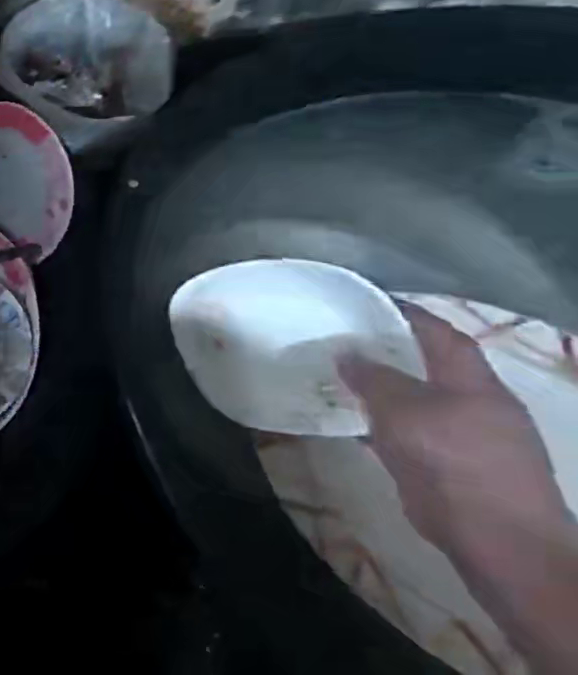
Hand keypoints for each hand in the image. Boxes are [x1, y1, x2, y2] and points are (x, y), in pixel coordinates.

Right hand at [339, 304, 569, 552]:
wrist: (495, 536)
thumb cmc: (450, 459)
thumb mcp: (401, 408)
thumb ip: (373, 377)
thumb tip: (348, 354)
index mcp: (477, 386)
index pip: (443, 337)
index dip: (410, 314)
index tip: (367, 300)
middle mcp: (482, 406)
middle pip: (434, 366)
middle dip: (393, 350)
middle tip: (343, 336)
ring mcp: (473, 437)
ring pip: (422, 397)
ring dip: (387, 385)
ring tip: (341, 375)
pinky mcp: (456, 463)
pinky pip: (415, 427)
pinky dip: (386, 417)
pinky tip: (356, 417)